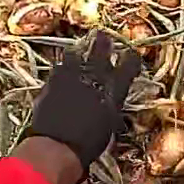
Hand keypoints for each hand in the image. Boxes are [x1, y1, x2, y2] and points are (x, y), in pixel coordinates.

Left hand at [22, 33, 141, 171]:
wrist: (56, 146)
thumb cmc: (88, 144)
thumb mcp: (108, 126)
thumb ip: (110, 108)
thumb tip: (109, 104)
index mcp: (113, 89)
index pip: (129, 64)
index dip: (132, 59)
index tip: (132, 56)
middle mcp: (93, 77)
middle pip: (101, 48)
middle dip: (103, 42)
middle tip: (103, 36)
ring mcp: (69, 76)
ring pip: (75, 53)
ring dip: (78, 53)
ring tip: (78, 53)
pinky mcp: (50, 81)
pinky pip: (58, 69)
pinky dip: (62, 70)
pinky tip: (61, 74)